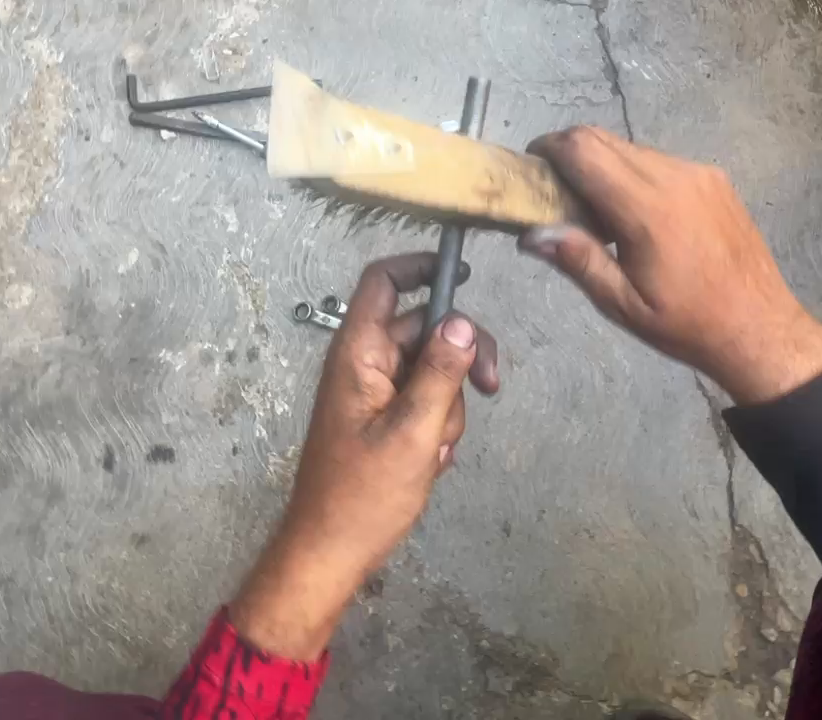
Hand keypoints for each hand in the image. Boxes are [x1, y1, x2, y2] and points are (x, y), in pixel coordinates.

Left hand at [229, 253, 499, 660]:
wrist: (330, 555)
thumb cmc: (363, 495)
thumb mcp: (413, 430)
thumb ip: (441, 372)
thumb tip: (462, 322)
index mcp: (358, 352)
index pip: (383, 282)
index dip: (419, 266)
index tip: (462, 273)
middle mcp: (365, 361)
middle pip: (425, 327)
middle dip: (460, 357)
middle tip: (491, 388)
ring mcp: (375, 390)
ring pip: (432, 367)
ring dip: (449, 403)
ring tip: (437, 447)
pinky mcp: (384, 415)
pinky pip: (425, 398)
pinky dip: (439, 422)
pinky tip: (431, 458)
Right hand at [522, 126, 821, 405]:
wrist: (761, 327)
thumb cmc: (686, 323)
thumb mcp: (622, 304)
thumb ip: (577, 260)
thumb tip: (531, 233)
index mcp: (646, 209)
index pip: (583, 150)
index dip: (548, 148)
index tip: (530, 167)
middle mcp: (672, 176)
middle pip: (602, 138)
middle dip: (567, 152)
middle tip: (552, 188)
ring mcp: (697, 172)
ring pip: (629, 146)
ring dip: (600, 164)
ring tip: (593, 207)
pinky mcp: (713, 177)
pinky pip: (656, 159)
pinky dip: (631, 172)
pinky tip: (633, 212)